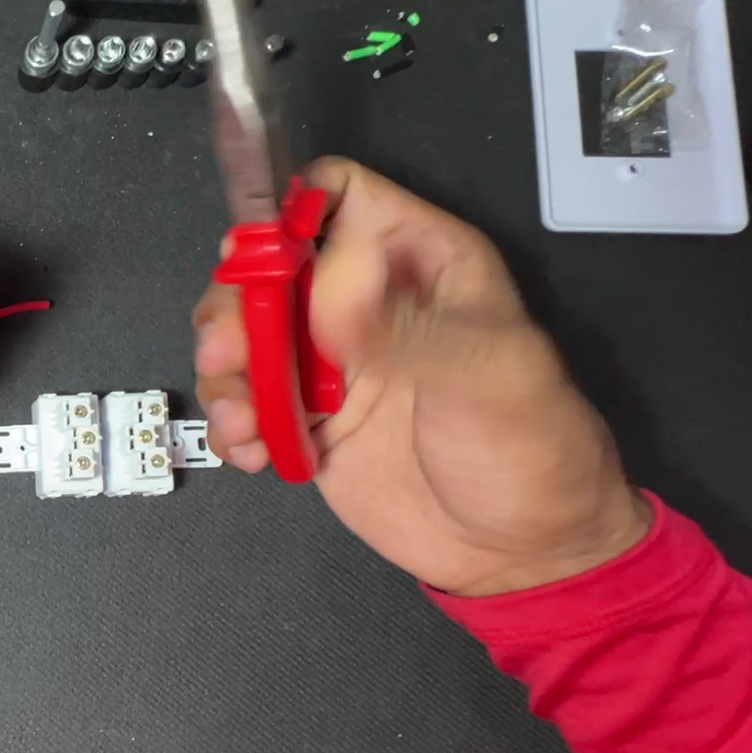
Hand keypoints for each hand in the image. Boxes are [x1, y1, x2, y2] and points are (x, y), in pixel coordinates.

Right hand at [193, 158, 650, 596]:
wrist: (513, 551)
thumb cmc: (528, 454)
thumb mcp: (490, 380)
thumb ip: (408, 328)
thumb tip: (331, 283)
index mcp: (416, 265)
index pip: (334, 201)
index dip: (283, 217)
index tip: (255, 267)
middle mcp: (356, 305)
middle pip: (258, 273)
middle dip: (231, 312)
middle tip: (229, 357)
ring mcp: (319, 364)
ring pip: (236, 339)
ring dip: (223, 380)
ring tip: (246, 425)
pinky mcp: (295, 415)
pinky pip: (236, 402)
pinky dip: (229, 427)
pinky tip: (254, 453)